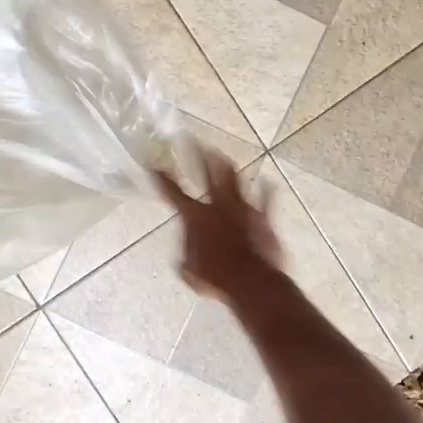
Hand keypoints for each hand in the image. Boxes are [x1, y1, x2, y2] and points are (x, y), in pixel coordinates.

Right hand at [156, 151, 284, 298]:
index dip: (161, 177)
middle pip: (206, 174)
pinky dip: (266, 190)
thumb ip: (186, 253)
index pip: (172, 191)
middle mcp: (217, 206)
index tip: (153, 164)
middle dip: (197, 155)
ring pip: (233, 179)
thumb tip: (187, 254)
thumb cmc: (214, 278)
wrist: (251, 282)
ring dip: (226, 166)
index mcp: (194, 217)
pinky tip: (269, 182)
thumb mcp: (188, 268)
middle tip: (192, 140)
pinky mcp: (263, 218)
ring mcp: (241, 209)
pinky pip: (266, 200)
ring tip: (220, 154)